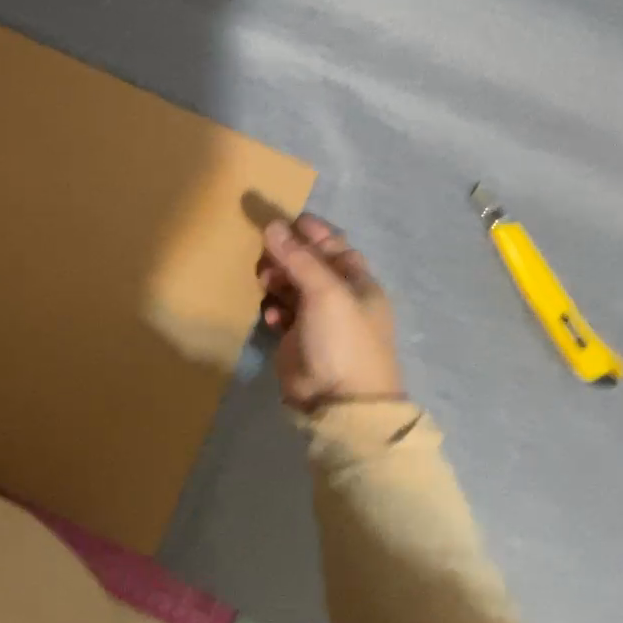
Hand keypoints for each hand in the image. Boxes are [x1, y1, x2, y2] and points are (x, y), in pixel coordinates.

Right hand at [258, 214, 404, 411]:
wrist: (341, 402)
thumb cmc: (343, 341)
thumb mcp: (325, 293)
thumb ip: (298, 258)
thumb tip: (272, 225)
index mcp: (358, 283)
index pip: (334, 245)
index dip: (310, 231)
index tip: (281, 220)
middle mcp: (339, 297)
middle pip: (306, 263)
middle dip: (284, 256)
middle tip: (265, 258)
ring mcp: (318, 318)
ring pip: (290, 285)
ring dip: (275, 280)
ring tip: (265, 286)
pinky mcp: (297, 338)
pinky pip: (280, 311)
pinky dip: (273, 309)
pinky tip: (270, 316)